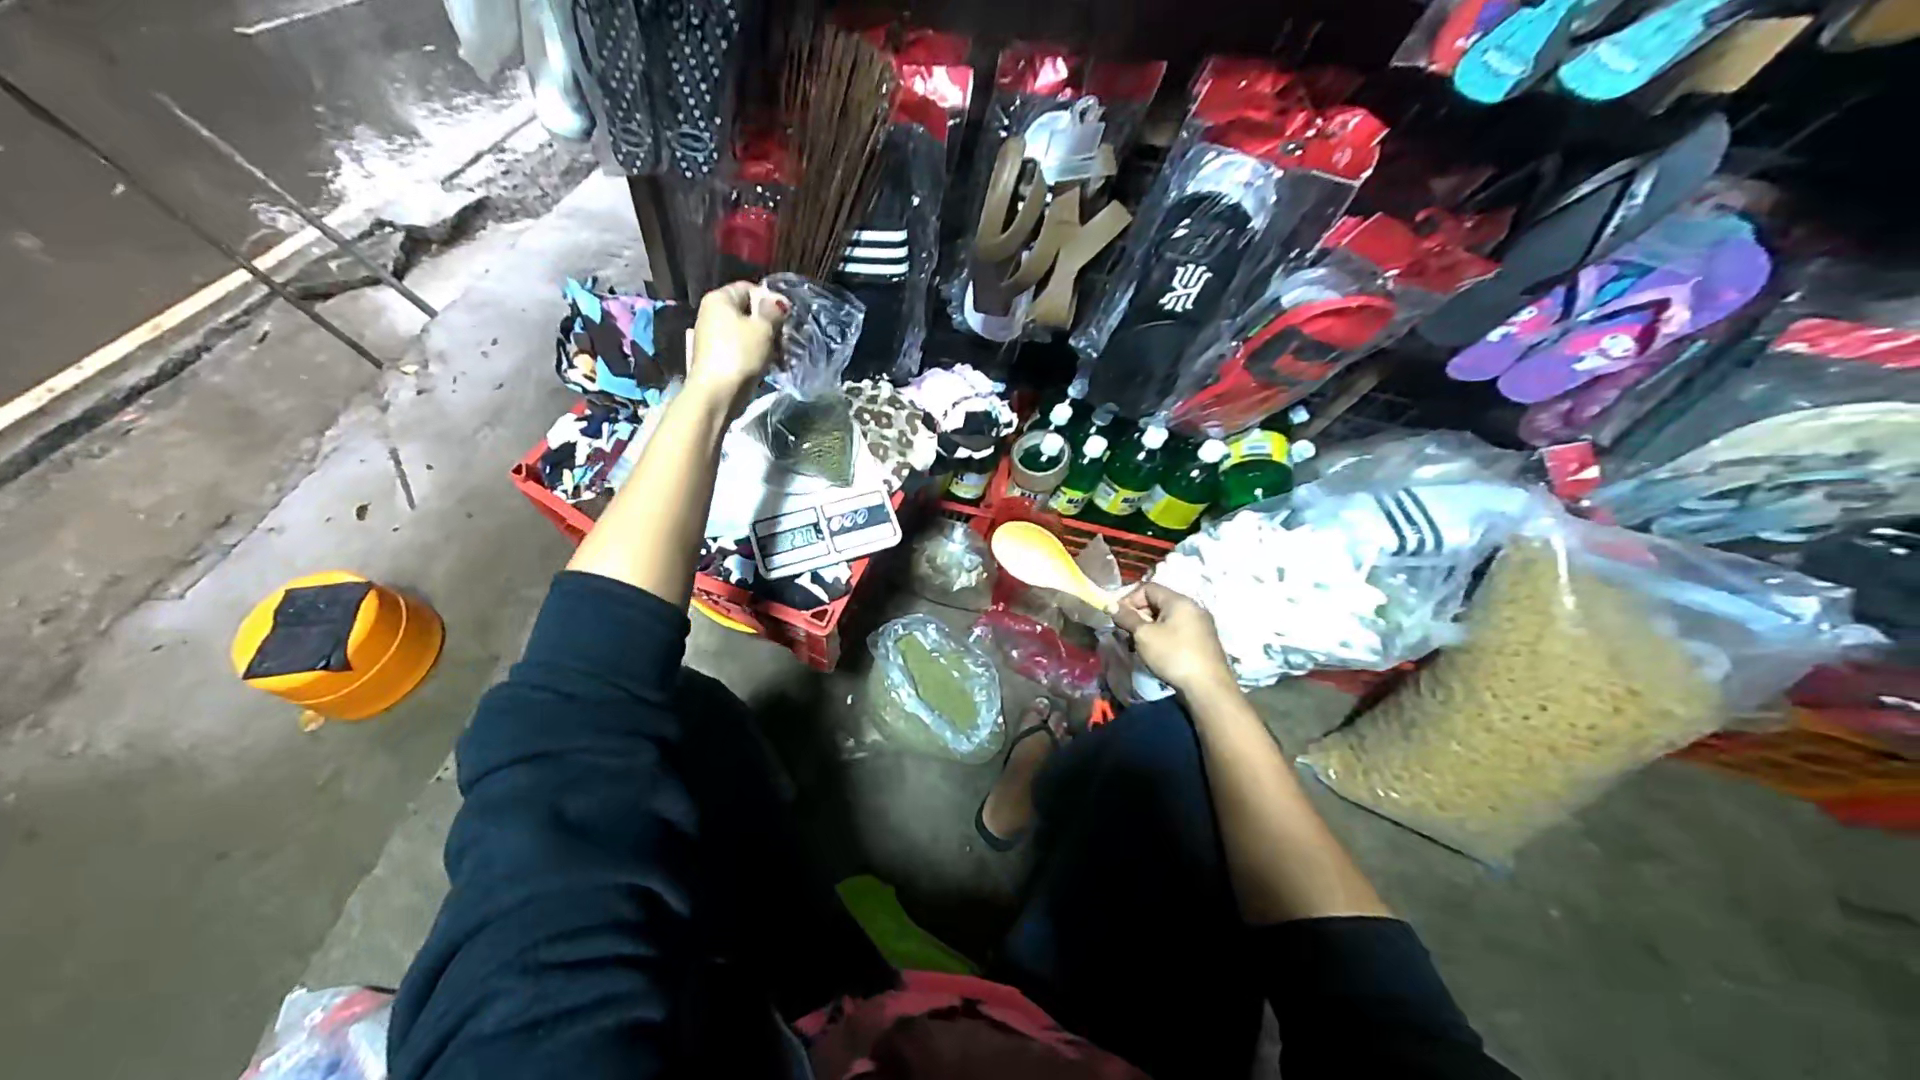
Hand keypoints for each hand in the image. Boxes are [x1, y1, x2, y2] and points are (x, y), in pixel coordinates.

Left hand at [685, 281, 787, 408]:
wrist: (716, 394)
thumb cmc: (741, 355)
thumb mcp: (763, 328)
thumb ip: (773, 310)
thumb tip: (777, 300)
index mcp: (718, 299)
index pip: (749, 288)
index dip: (771, 300)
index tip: (786, 318)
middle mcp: (709, 313)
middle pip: (746, 311)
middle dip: (768, 324)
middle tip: (784, 340)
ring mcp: (709, 337)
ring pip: (743, 332)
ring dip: (763, 342)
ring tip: (778, 356)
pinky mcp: (712, 357)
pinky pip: (736, 348)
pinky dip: (750, 353)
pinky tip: (762, 365)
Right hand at [1111, 582, 1236, 696]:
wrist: (1208, 688)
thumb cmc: (1173, 655)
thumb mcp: (1144, 635)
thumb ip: (1126, 617)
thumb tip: (1111, 605)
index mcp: (1179, 600)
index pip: (1148, 588)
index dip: (1129, 599)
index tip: (1117, 617)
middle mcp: (1192, 607)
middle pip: (1157, 602)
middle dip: (1137, 615)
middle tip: (1125, 633)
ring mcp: (1200, 625)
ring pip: (1166, 618)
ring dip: (1148, 628)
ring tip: (1137, 646)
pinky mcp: (1202, 641)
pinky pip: (1176, 631)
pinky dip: (1162, 637)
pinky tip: (1155, 653)